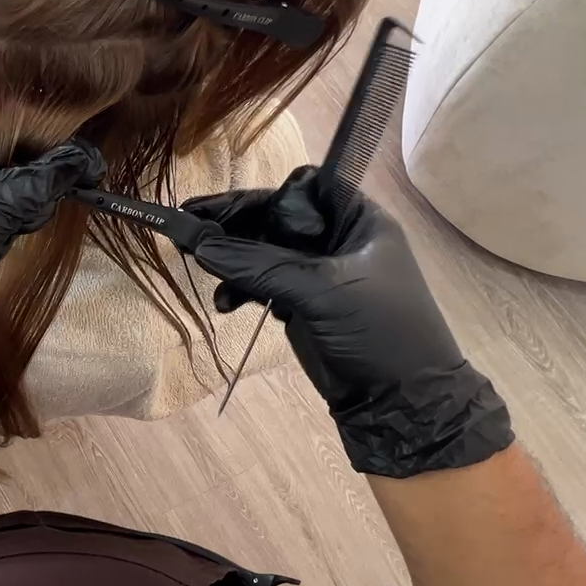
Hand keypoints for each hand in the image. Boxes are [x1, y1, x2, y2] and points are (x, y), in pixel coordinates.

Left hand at [0, 113, 102, 379]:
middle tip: (25, 219)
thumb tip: (84, 157)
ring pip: (16, 191)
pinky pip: (0, 215)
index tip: (87, 173)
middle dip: (36, 189)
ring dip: (22, 215)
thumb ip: (37, 184)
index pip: (24, 125)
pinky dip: (6, 231)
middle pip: (23, 159)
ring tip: (3, 238)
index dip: (58, 145)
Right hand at [183, 173, 512, 476]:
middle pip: (275, 219)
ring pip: (262, 253)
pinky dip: (239, 291)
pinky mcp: (300, 302)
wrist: (396, 398)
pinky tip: (225, 305)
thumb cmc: (376, 330)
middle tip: (188, 229)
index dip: (263, 194)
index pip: (304, 187)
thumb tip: (202, 246)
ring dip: (232, 263)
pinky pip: (260, 284)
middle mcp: (335, 239)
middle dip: (233, 227)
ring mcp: (316, 273)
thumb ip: (260, 266)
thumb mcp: (320, 291)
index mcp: (356, 221)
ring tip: (203, 269)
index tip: (216, 207)